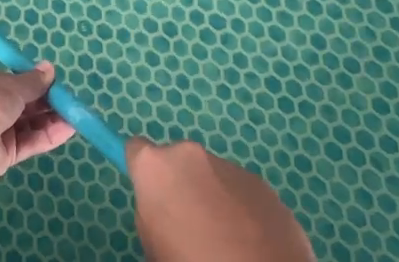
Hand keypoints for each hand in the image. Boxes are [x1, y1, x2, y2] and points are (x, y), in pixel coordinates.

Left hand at [0, 63, 75, 182]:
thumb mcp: (11, 86)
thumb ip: (33, 82)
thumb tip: (50, 68)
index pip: (19, 82)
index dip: (39, 84)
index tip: (59, 86)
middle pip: (28, 104)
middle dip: (49, 103)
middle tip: (73, 104)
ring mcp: (3, 129)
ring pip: (33, 123)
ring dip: (53, 120)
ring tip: (77, 117)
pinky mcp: (9, 152)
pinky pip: (33, 141)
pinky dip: (49, 136)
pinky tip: (69, 130)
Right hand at [126, 137, 314, 261]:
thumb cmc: (191, 260)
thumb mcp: (151, 243)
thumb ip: (151, 211)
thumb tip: (165, 205)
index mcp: (155, 165)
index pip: (136, 149)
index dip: (143, 171)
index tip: (152, 194)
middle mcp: (190, 154)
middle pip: (179, 162)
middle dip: (183, 184)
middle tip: (191, 223)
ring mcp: (229, 166)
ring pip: (212, 176)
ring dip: (214, 196)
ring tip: (227, 238)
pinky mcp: (262, 185)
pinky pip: (241, 191)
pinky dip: (242, 209)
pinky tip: (251, 241)